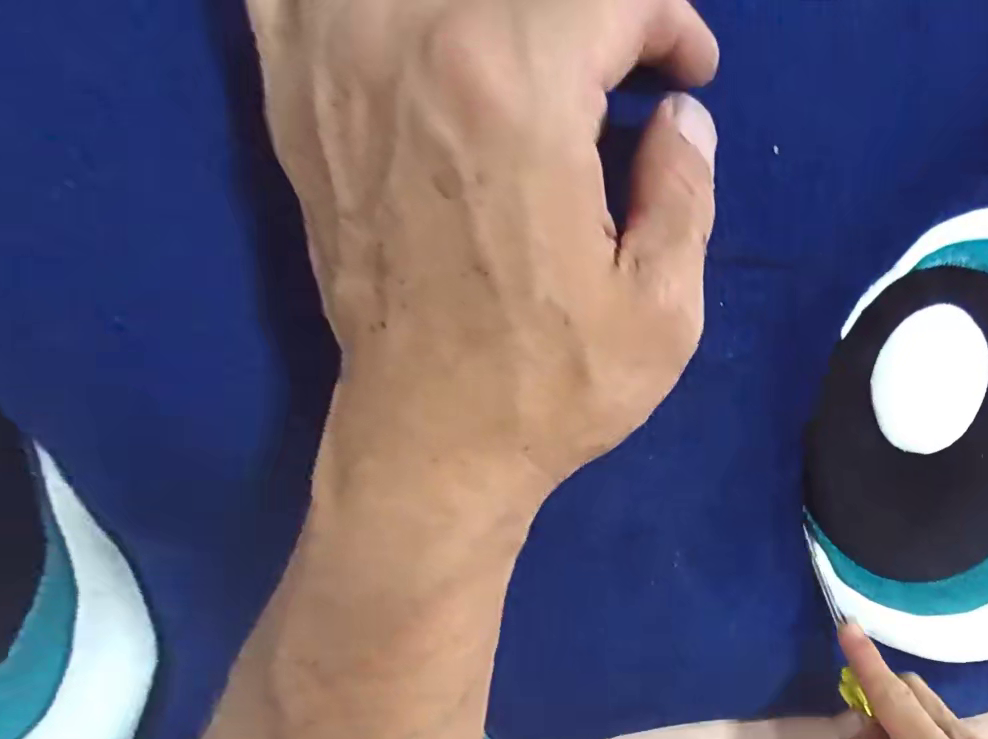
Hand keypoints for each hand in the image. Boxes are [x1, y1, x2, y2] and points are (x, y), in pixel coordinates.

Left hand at [247, 0, 719, 502]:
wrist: (434, 445)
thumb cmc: (557, 387)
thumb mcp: (661, 311)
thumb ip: (685, 194)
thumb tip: (683, 118)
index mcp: (516, 92)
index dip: (665, 15)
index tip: (689, 68)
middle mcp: (411, 43)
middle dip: (600, 8)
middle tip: (632, 65)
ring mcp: (337, 67)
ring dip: (504, 8)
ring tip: (547, 59)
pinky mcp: (298, 107)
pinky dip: (374, 5)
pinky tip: (420, 34)